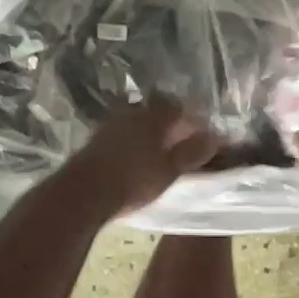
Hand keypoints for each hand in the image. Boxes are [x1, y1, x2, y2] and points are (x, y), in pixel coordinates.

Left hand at [60, 97, 220, 215]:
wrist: (83, 193)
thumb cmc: (133, 180)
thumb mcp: (169, 170)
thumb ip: (192, 152)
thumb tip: (215, 135)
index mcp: (153, 117)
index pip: (176, 105)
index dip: (191, 117)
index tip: (201, 133)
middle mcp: (131, 114)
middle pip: (156, 111)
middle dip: (170, 124)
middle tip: (182, 144)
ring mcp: (110, 125)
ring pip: (137, 122)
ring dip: (150, 134)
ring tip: (160, 155)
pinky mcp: (96, 141)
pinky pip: (122, 134)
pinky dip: (134, 143)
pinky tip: (136, 160)